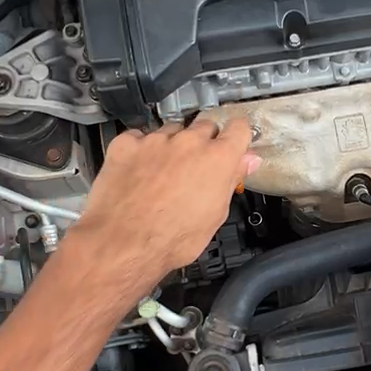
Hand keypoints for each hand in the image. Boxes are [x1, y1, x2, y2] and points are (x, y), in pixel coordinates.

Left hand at [61, 119, 259, 294]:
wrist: (124, 243)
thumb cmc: (170, 238)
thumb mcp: (215, 215)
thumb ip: (231, 180)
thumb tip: (246, 163)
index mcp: (218, 159)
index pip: (239, 128)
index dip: (238, 135)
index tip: (234, 142)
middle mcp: (189, 142)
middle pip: (204, 126)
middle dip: (204, 142)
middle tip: (196, 168)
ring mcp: (156, 140)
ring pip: (172, 130)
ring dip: (172, 146)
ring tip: (164, 174)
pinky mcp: (127, 144)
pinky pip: (139, 137)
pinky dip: (141, 150)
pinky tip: (140, 171)